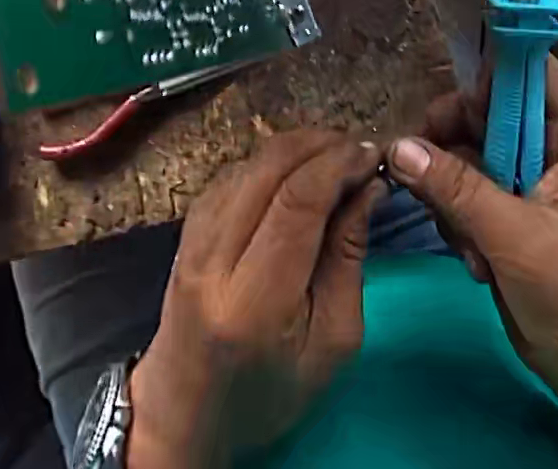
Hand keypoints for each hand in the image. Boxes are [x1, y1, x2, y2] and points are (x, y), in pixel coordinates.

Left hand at [128, 130, 382, 468]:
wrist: (186, 413)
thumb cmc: (271, 389)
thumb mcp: (334, 339)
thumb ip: (349, 257)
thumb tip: (369, 186)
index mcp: (254, 301)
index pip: (296, 201)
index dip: (337, 164)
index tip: (371, 155)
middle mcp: (213, 260)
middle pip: (269, 168)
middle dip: (321, 145)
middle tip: (359, 149)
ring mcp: (192, 240)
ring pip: (250, 164)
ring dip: (298, 147)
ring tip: (335, 157)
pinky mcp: (187, 229)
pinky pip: (234, 174)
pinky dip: (272, 161)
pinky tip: (297, 171)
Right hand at [388, 58, 557, 468]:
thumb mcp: (520, 240)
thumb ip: (458, 189)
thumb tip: (398, 145)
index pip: (539, 76)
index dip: (498, 68)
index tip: (451, 90)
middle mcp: (555, 154)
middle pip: (493, 113)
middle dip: (456, 139)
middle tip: (420, 163)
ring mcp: (532, 187)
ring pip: (473, 155)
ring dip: (454, 190)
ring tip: (462, 237)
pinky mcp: (512, 220)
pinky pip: (469, 195)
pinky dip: (459, 219)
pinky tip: (472, 260)